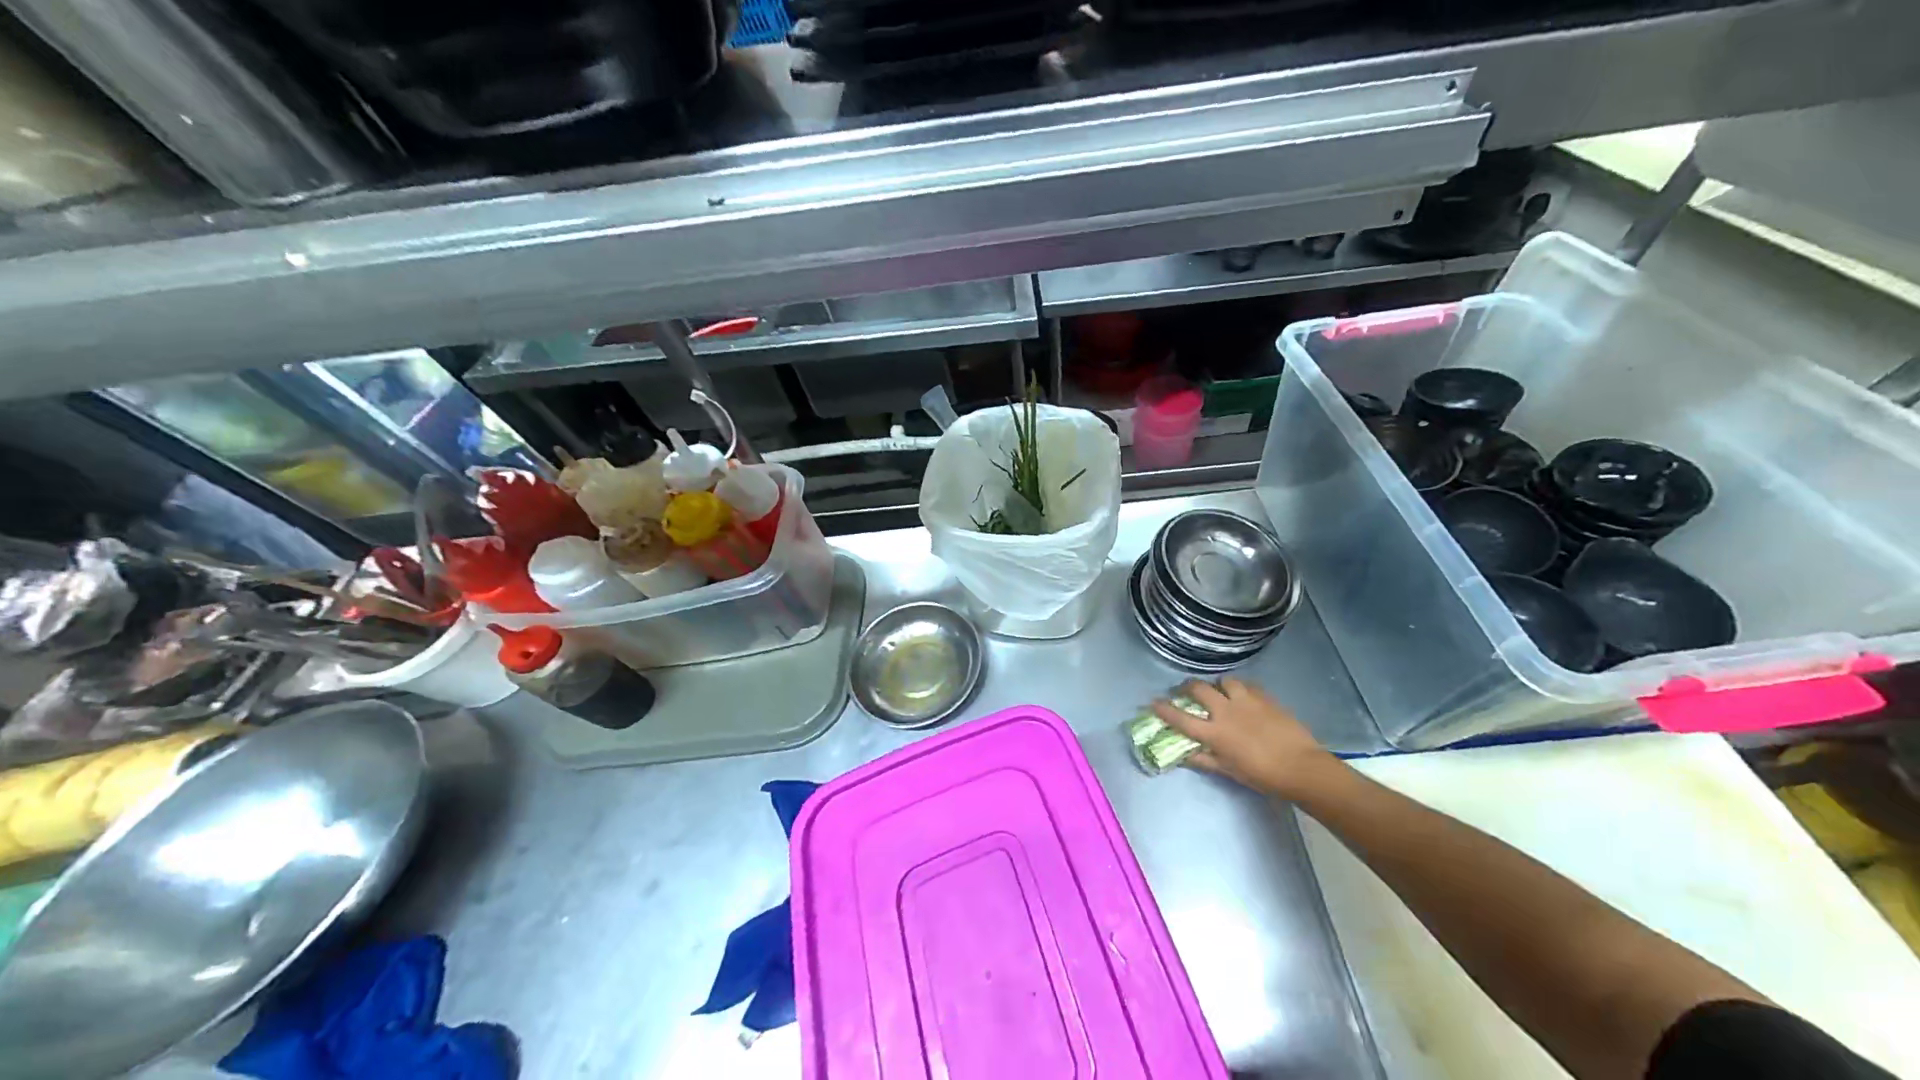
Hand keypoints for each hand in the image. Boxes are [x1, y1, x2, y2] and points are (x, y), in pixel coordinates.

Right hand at [1153, 678, 1342, 799]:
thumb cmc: (1263, 776)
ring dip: (1218, 685)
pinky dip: (1241, 688)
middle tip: (1185, 691)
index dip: (1164, 709)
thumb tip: (1184, 755)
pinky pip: (1247, 685)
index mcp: (1214, 733)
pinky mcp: (1265, 697)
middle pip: (1199, 689)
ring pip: (1225, 680)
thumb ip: (1205, 760)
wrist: (1302, 767)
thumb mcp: (1230, 772)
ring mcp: (1246, 701)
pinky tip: (1245, 696)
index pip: (1180, 718)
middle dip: (1187, 687)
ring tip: (1221, 691)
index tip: (1153, 703)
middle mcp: (1226, 711)